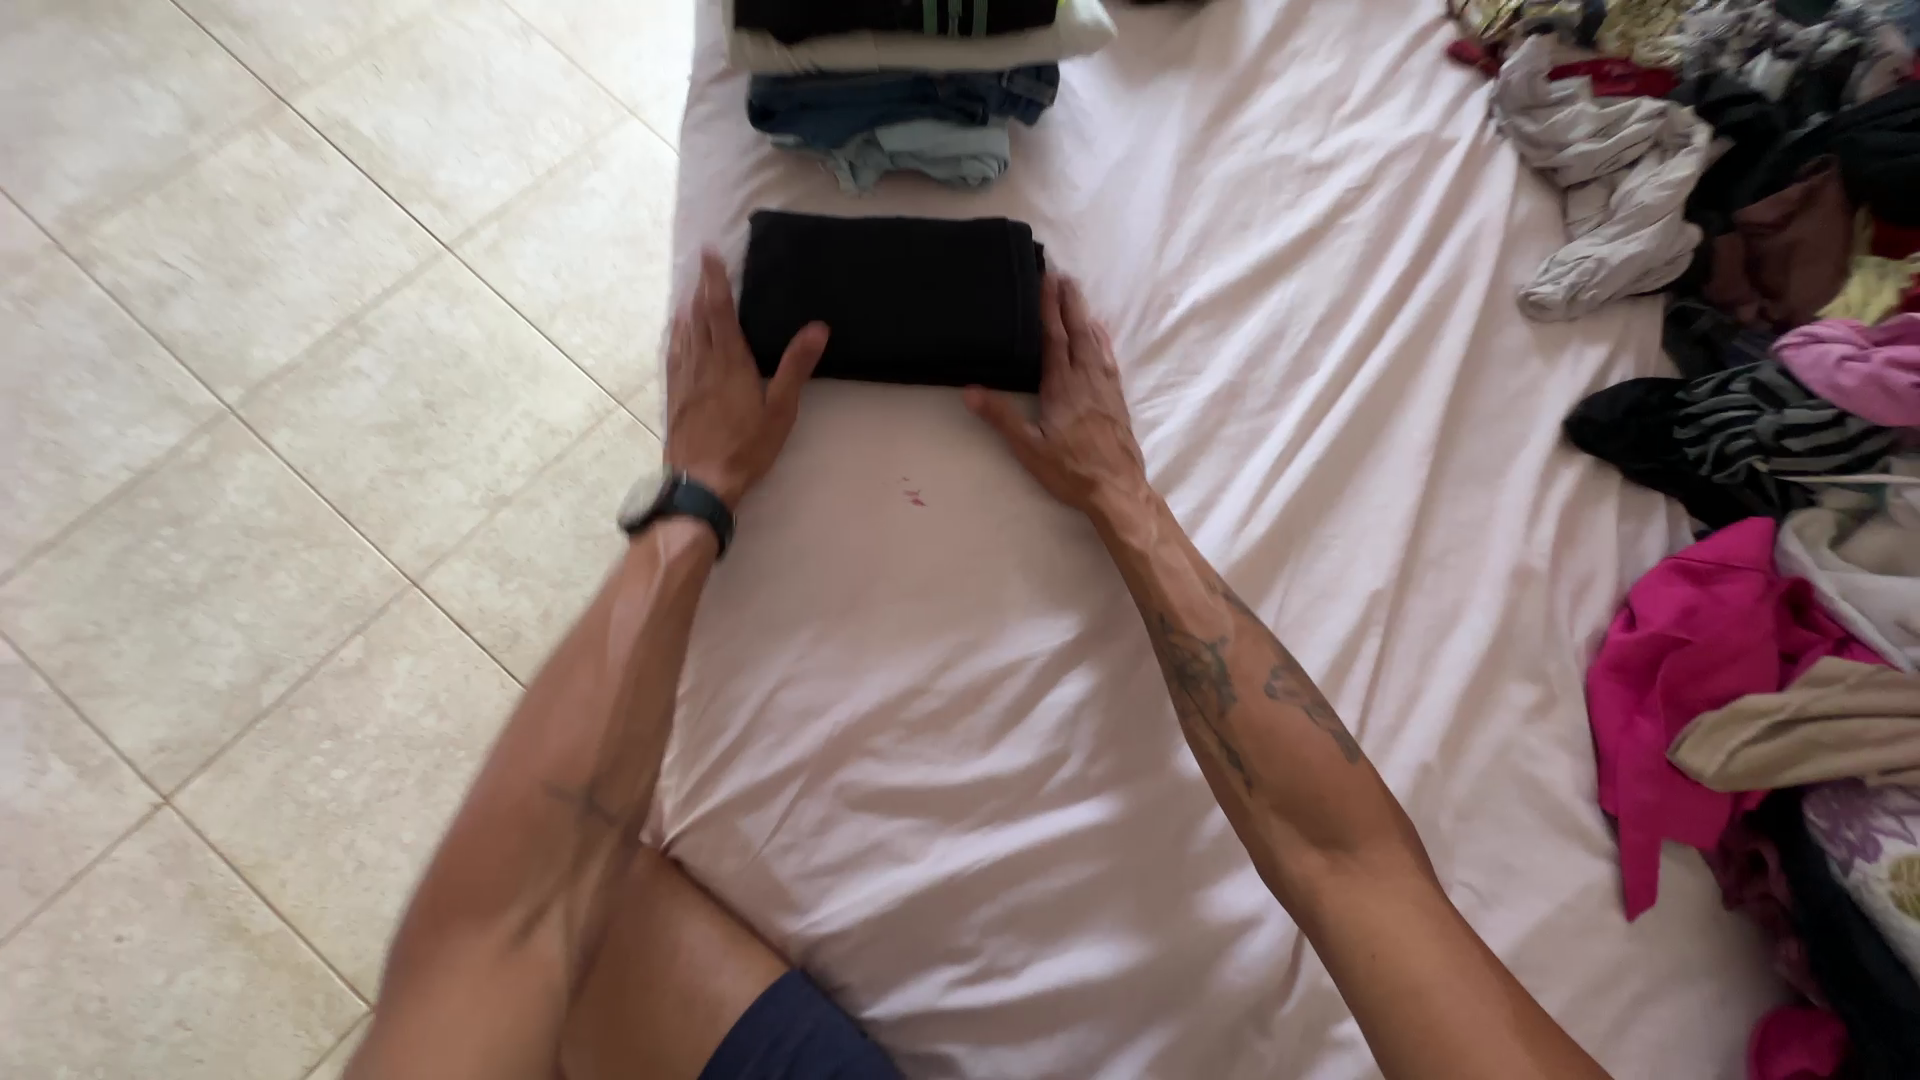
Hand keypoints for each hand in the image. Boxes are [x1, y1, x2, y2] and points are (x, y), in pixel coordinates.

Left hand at [665, 250, 827, 508]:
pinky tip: (676, 334)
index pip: (719, 310)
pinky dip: (676, 335)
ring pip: (683, 333)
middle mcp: (701, 362)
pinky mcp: (675, 397)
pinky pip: (673, 355)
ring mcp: (684, 380)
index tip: (710, 253)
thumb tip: (817, 328)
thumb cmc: (747, 447)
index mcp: (730, 361)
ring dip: (687, 308)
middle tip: (701, 265)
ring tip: (690, 291)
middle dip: (701, 287)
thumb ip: (796, 367)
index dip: (715, 280)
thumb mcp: (780, 409)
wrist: (702, 481)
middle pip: (698, 316)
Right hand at [965, 275, 1151, 521]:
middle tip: (1062, 274)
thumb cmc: (1070, 470)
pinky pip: (1108, 358)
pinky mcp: (1117, 398)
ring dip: (1084, 314)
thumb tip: (970, 390)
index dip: (1047, 308)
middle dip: (1068, 302)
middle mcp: (1086, 378)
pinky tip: (1100, 332)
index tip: (1045, 279)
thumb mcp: (1028, 448)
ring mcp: (1105, 387)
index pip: (1053, 338)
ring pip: (1094, 341)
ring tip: (1077, 293)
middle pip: (1076, 331)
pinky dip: (1102, 339)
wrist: (1117, 489)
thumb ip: (1001, 417)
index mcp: (1061, 386)